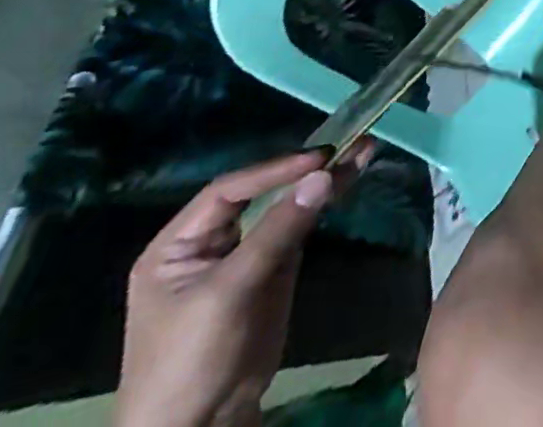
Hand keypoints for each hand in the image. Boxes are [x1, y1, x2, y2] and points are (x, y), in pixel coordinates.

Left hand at [117, 141, 372, 426]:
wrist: (200, 423)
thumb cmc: (193, 356)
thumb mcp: (231, 290)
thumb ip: (278, 231)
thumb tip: (324, 176)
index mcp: (177, 245)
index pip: (228, 192)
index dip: (273, 171)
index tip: (320, 158)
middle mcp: (211, 242)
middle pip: (262, 194)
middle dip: (306, 170)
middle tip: (351, 144)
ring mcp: (245, 255)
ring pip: (287, 207)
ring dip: (324, 181)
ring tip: (364, 152)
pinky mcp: (274, 270)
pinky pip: (301, 228)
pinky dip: (326, 205)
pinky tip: (349, 182)